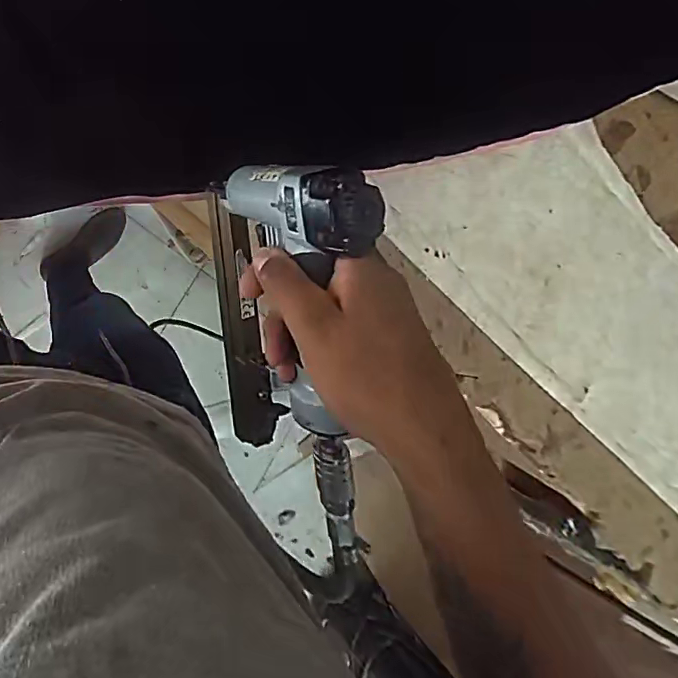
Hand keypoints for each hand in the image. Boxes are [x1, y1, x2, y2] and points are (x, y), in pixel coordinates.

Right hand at [241, 249, 471, 461]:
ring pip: (324, 308)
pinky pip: (343, 328)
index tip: (251, 293)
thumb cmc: (369, 380)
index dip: (272, 265)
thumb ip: (285, 284)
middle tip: (274, 348)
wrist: (426, 434)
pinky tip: (311, 374)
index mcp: (359, 267)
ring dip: (298, 335)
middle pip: (311, 280)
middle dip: (283, 314)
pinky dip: (320, 347)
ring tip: (288, 370)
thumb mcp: (313, 328)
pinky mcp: (388, 337)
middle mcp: (375, 281)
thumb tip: (267, 254)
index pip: (305, 243)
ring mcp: (384, 310)